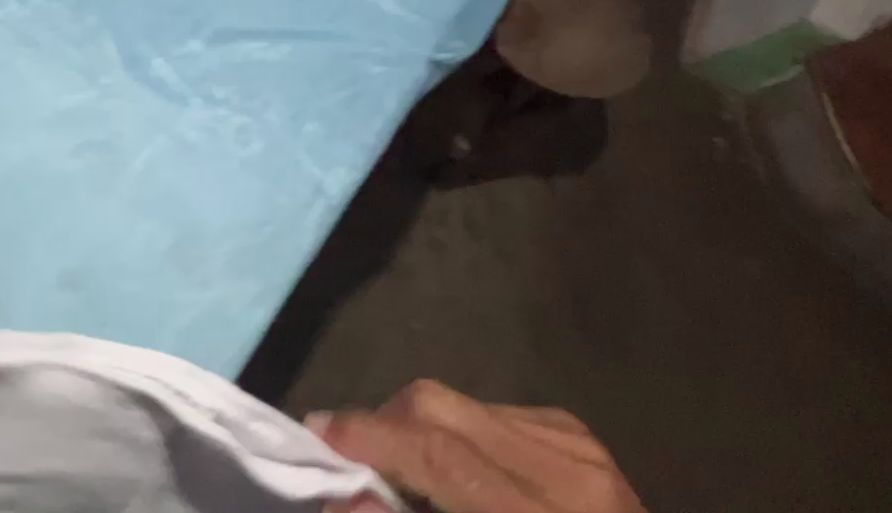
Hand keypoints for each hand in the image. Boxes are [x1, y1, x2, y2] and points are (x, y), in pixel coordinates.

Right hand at [310, 380, 645, 512]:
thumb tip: (344, 492)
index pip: (441, 453)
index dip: (370, 436)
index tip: (316, 432)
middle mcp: (568, 471)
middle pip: (437, 404)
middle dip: (382, 424)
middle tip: (357, 459)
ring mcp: (576, 445)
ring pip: (454, 399)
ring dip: (413, 427)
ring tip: (409, 471)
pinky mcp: (573, 431)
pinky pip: (484, 407)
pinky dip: (452, 431)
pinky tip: (461, 470)